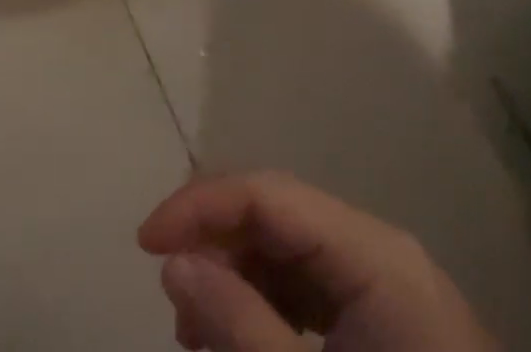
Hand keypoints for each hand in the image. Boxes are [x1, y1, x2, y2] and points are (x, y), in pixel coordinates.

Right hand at [139, 173, 499, 351]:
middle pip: (273, 216)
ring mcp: (386, 285)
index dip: (196, 206)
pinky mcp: (386, 319)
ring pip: (285, 252)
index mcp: (373, 255)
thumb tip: (175, 262)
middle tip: (177, 311)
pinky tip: (242, 340)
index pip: (265, 193)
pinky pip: (308, 288)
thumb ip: (239, 323)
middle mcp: (379, 251)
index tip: (144, 246)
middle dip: (213, 250)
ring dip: (234, 281)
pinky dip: (264, 306)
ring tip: (200, 337)